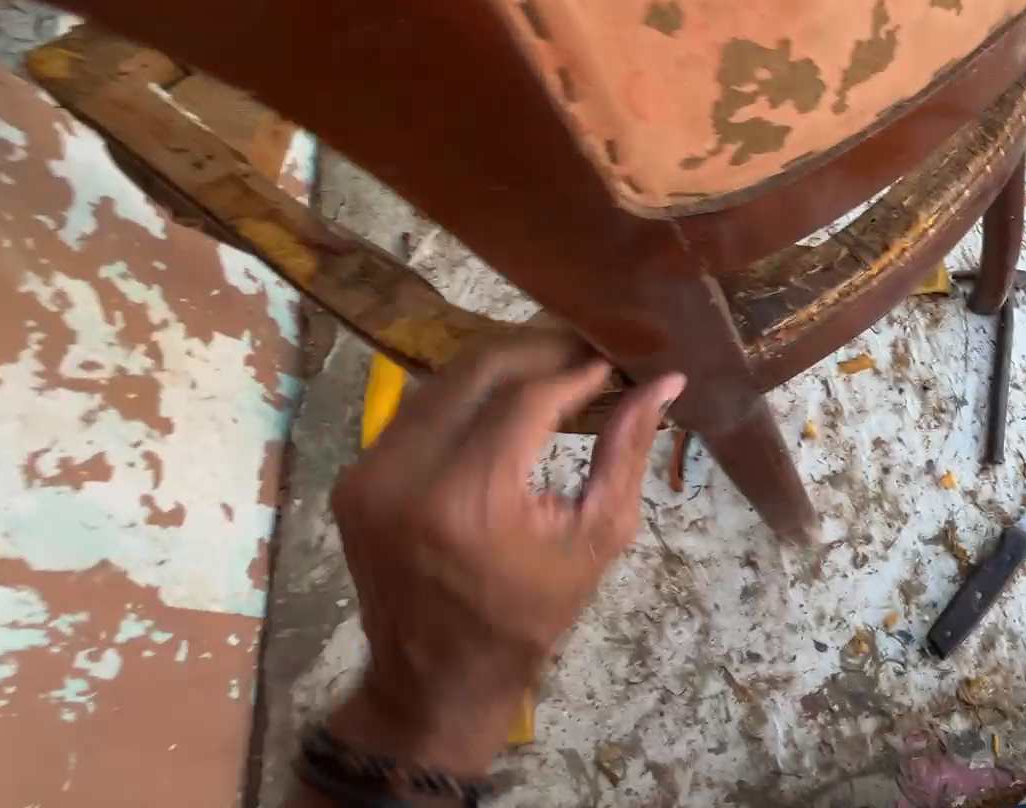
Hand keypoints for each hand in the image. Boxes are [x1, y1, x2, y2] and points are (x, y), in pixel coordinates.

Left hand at [325, 332, 683, 773]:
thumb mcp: (601, 531)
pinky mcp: (358, 475)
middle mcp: (407, 474)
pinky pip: (423, 405)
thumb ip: (628, 448)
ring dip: (509, 364)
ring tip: (560, 367)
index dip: (578, 370)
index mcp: (470, 497)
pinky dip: (473, 390)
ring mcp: (371, 472)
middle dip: (544, 350)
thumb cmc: (535, 608)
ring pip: (448, 378)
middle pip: (482, 370)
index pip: (528, 397)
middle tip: (592, 351)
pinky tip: (514, 396)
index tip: (618, 361)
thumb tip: (667, 382)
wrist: (439, 675)